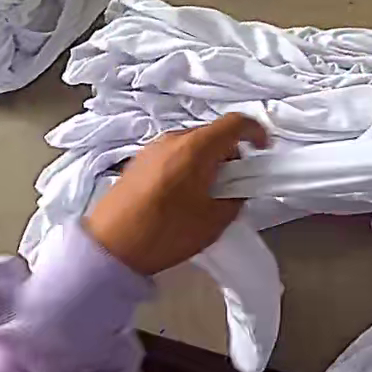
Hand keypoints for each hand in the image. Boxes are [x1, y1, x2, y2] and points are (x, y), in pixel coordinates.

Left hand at [84, 114, 270, 276]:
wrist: (108, 248)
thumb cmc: (165, 232)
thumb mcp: (215, 220)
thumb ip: (236, 197)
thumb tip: (237, 188)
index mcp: (197, 148)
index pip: (236, 123)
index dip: (256, 132)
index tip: (263, 149)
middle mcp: (174, 139)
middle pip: (214, 133)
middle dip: (232, 151)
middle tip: (237, 180)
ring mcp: (153, 148)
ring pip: (194, 143)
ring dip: (209, 158)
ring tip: (211, 189)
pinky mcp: (139, 161)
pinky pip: (175, 152)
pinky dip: (189, 163)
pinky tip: (186, 192)